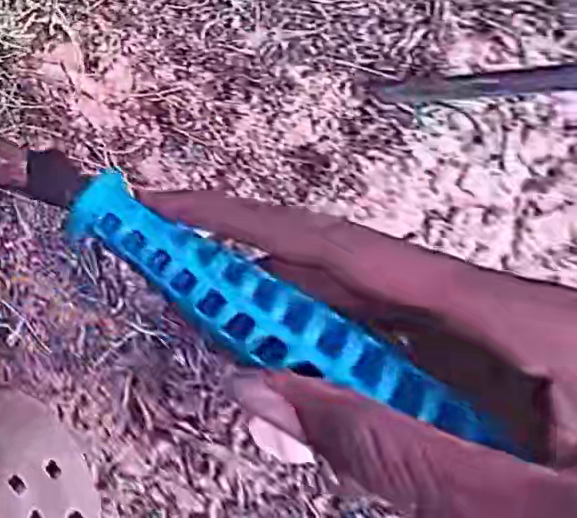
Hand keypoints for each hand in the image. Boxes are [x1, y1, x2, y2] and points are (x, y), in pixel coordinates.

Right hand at [148, 191, 576, 517]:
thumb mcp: (540, 514)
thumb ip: (388, 453)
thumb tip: (250, 392)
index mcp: (537, 324)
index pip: (341, 245)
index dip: (234, 219)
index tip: (157, 206)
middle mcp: (528, 321)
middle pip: (358, 287)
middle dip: (270, 302)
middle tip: (199, 318)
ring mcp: (540, 356)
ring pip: (390, 332)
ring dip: (320, 354)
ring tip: (279, 387)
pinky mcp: (548, 391)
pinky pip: (429, 369)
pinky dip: (374, 386)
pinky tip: (361, 422)